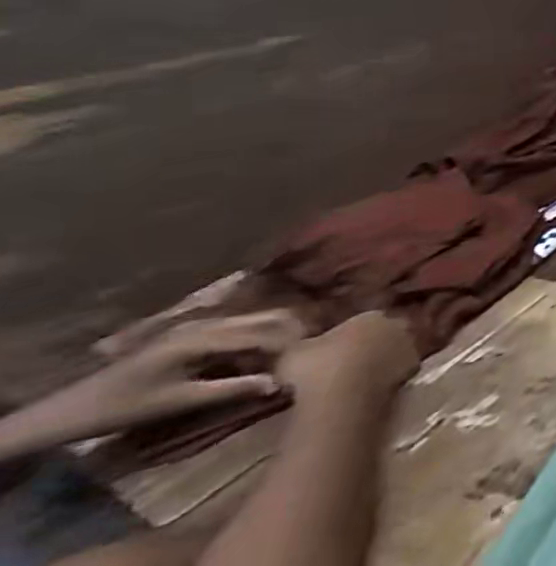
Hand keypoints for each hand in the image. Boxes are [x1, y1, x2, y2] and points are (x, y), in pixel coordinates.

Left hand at [0, 311, 303, 455]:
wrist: (70, 409)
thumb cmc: (127, 406)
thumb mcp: (180, 401)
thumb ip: (232, 389)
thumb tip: (281, 383)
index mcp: (204, 337)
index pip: (263, 333)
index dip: (290, 344)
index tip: (312, 355)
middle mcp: (206, 323)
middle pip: (263, 319)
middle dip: (290, 333)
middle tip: (311, 350)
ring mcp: (198, 326)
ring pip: (253, 322)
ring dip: (274, 335)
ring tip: (290, 354)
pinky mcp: (193, 334)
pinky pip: (237, 329)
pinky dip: (256, 338)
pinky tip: (260, 355)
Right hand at [275, 311, 419, 401]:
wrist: (342, 396)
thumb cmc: (314, 369)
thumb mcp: (293, 353)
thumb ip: (303, 345)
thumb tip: (302, 347)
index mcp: (369, 317)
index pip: (363, 321)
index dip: (349, 336)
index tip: (336, 350)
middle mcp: (395, 326)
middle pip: (384, 334)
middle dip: (372, 345)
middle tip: (350, 365)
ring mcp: (409, 346)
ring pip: (395, 352)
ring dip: (383, 363)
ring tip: (359, 382)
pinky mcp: (414, 369)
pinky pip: (400, 372)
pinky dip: (388, 380)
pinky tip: (371, 392)